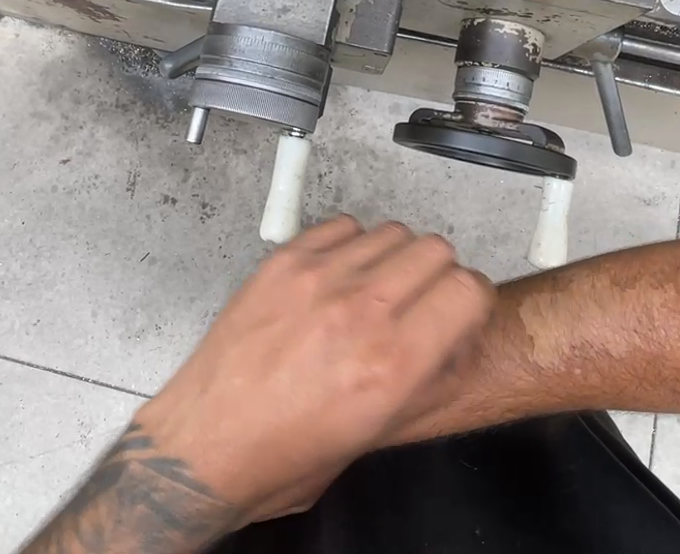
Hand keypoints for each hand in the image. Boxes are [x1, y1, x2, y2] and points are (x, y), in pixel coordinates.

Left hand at [133, 216, 495, 522]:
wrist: (208, 442)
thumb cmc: (289, 453)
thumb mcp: (379, 434)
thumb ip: (431, 380)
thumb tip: (459, 336)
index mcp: (392, 363)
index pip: (468, 289)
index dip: (471, 301)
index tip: (457, 312)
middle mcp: (361, 310)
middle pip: (435, 250)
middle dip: (438, 275)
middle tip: (418, 300)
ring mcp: (319, 277)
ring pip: (393, 231)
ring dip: (396, 257)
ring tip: (375, 287)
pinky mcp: (284, 259)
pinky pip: (344, 225)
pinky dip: (352, 244)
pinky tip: (338, 275)